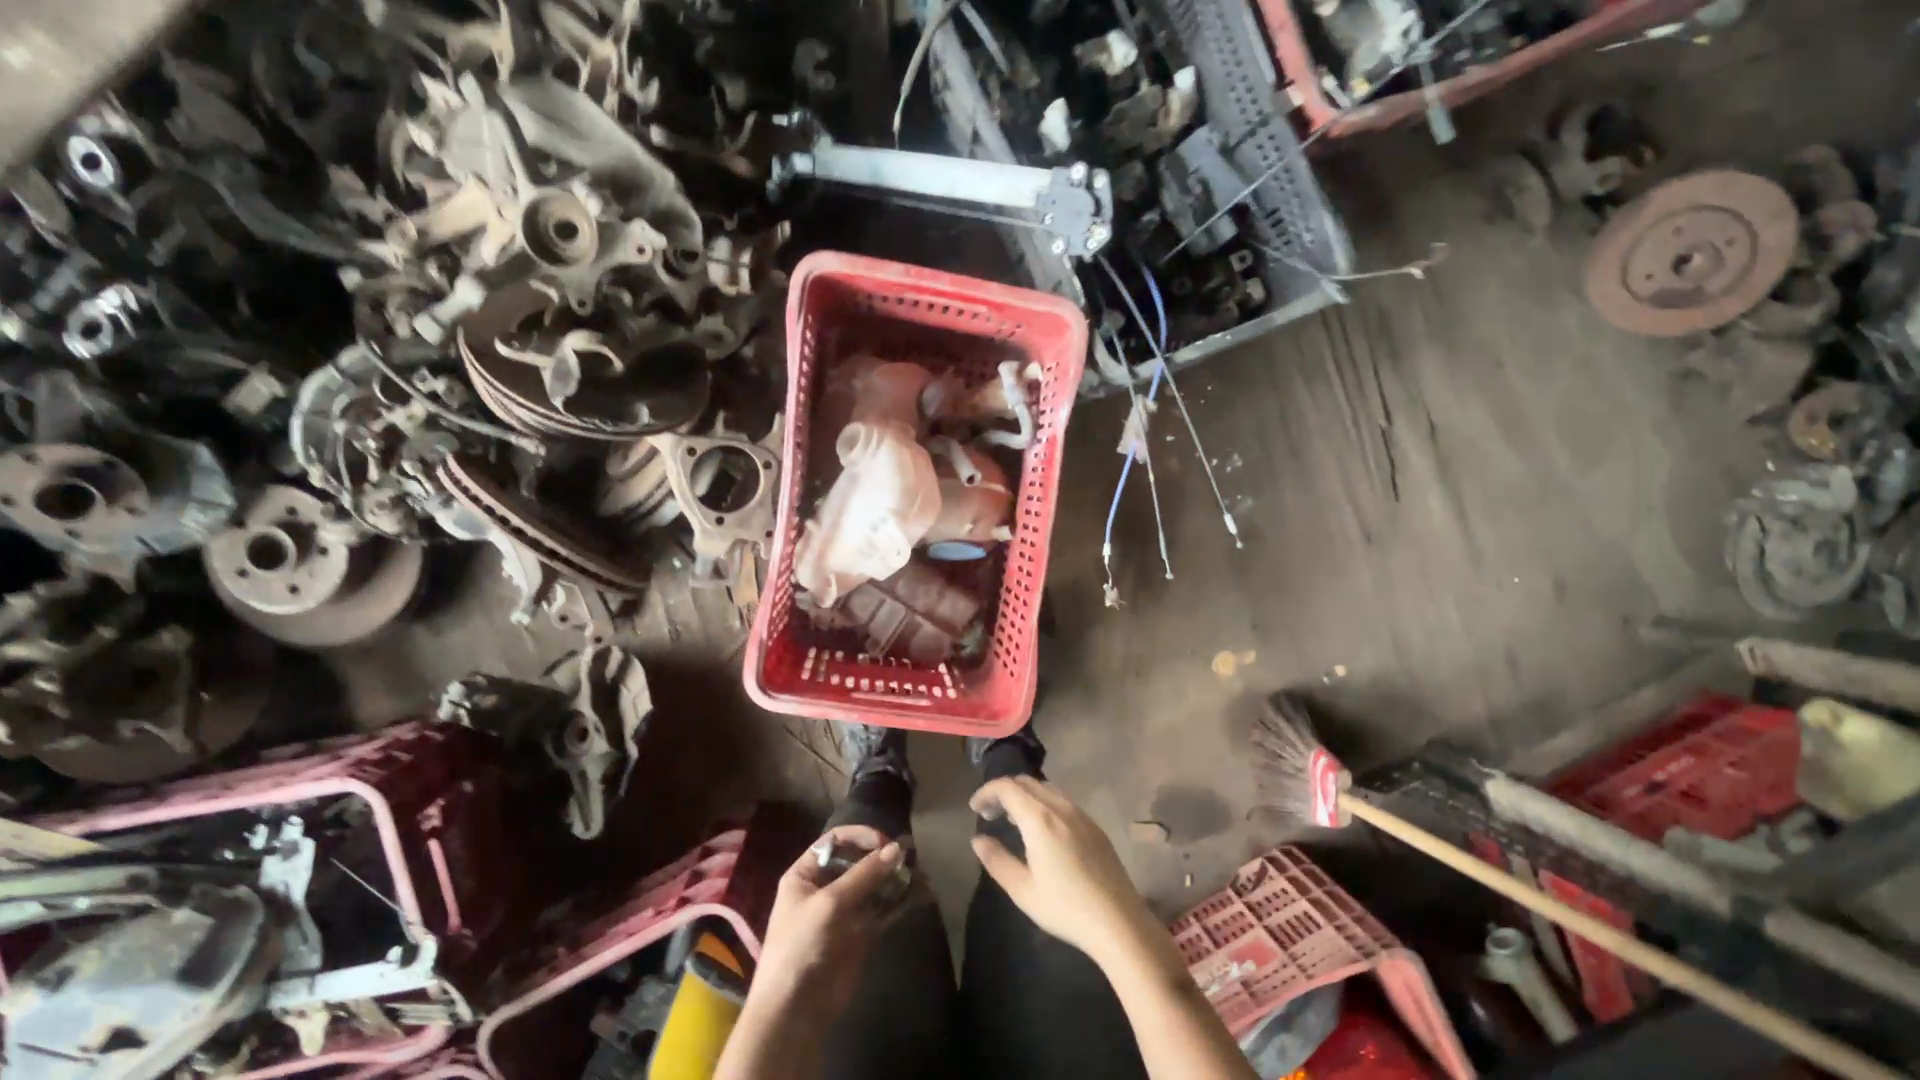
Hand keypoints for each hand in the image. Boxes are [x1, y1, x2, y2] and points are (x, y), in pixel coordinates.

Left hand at [750, 824, 904, 1023]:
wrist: (796, 1006)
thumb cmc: (801, 944)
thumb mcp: (829, 903)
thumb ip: (863, 875)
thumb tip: (897, 849)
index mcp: (805, 874)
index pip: (834, 842)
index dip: (860, 837)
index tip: (885, 842)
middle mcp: (825, 887)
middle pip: (858, 861)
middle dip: (882, 857)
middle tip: (909, 857)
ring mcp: (844, 911)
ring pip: (874, 885)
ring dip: (896, 877)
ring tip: (920, 873)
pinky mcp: (861, 932)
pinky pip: (884, 909)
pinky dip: (901, 901)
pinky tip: (920, 893)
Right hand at [969, 776, 1161, 968]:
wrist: (1118, 921)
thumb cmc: (1064, 907)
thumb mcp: (1022, 889)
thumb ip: (996, 859)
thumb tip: (978, 840)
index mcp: (1039, 818)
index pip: (1007, 787)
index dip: (987, 792)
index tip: (974, 808)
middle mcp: (1061, 808)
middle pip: (1027, 782)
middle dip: (1004, 791)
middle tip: (990, 813)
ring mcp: (1082, 816)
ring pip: (1047, 790)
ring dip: (1026, 796)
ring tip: (1013, 821)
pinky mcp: (1096, 828)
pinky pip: (1064, 803)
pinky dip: (1044, 805)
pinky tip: (1042, 831)